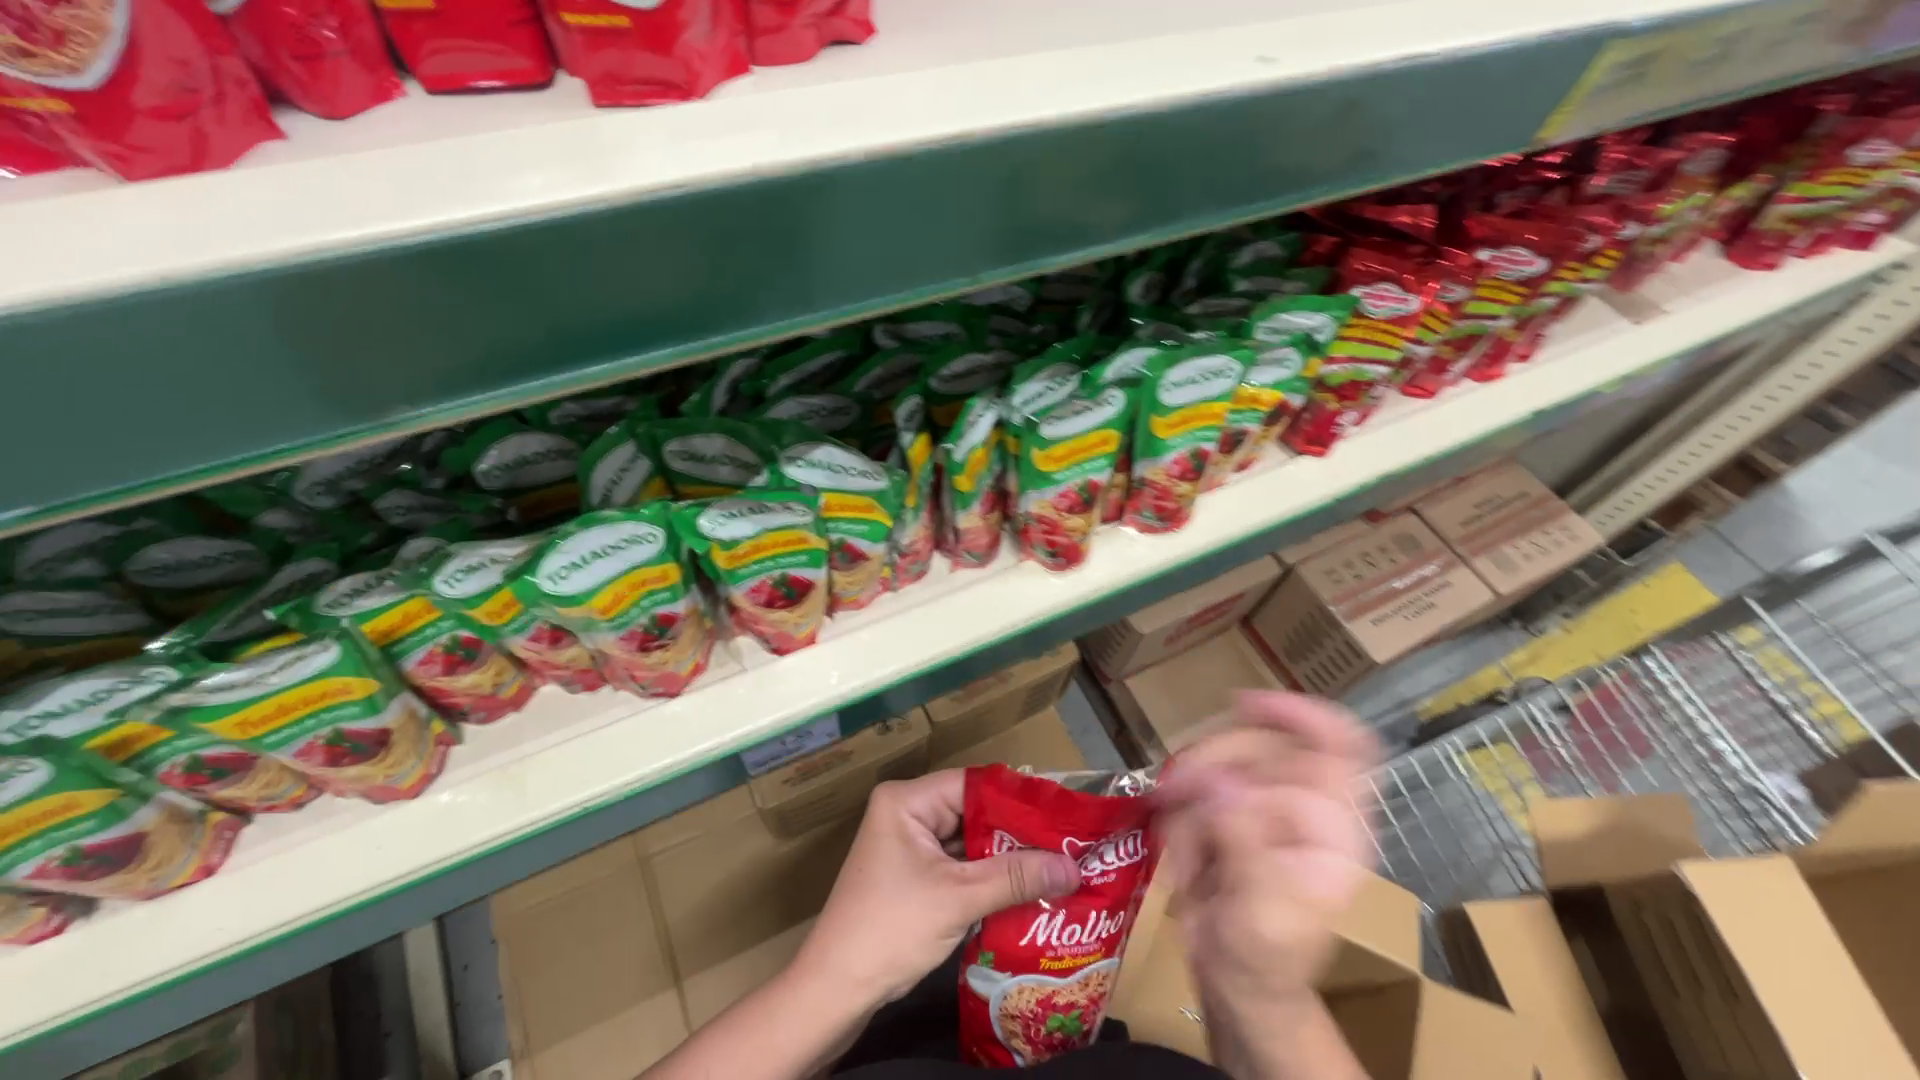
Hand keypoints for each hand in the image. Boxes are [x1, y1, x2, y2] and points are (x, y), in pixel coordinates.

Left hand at [792, 769, 1081, 1011]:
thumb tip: (1074, 867)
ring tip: (1061, 865)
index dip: (1019, 799)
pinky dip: (990, 877)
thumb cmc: (890, 930)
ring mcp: (910, 846)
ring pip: (971, 841)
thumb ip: (1016, 877)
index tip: (1064, 816)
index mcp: (906, 802)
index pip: (974, 785)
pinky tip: (1030, 888)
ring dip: (1008, 857)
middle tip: (1070, 845)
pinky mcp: (915, 875)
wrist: (837, 988)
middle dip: (1018, 832)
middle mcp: (907, 814)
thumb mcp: (958, 899)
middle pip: (975, 812)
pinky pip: (962, 866)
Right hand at [1153, 692, 1377, 1070]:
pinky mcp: (1227, 810)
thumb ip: (1245, 843)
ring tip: (1184, 850)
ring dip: (1189, 796)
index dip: (1302, 714)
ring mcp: (1261, 804)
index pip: (1341, 747)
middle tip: (1174, 792)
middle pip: (1261, 744)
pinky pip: (1194, 785)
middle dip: (1212, 763)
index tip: (1244, 704)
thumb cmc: (1266, 959)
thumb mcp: (1262, 912)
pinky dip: (1178, 812)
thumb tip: (1220, 784)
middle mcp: (1302, 804)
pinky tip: (1184, 853)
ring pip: (1219, 758)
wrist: (1236, 982)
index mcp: (1334, 827)